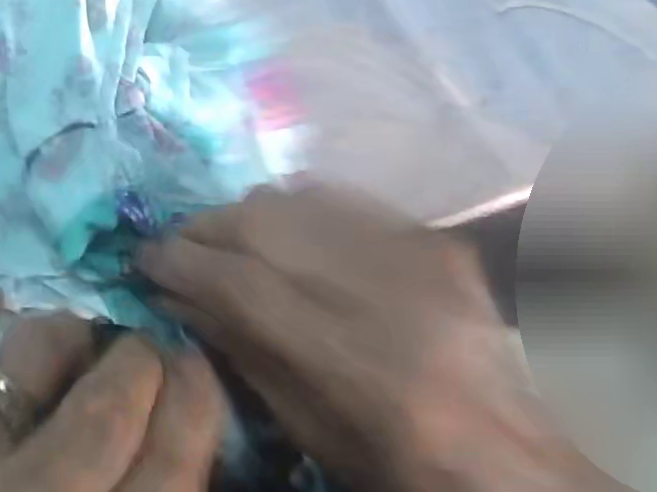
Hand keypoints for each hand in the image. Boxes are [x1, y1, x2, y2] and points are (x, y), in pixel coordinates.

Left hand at [0, 274, 226, 491]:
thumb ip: (150, 472)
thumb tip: (186, 403)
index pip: (166, 473)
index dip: (194, 408)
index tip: (195, 366)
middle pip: (102, 411)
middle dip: (138, 364)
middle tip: (142, 349)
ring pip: (30, 348)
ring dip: (67, 331)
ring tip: (78, 341)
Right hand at [138, 186, 616, 491]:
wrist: (513, 462)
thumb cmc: (392, 457)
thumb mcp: (303, 423)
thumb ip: (232, 345)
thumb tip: (167, 287)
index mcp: (352, 362)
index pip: (235, 281)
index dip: (175, 260)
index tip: (142, 258)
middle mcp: (382, 297)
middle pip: (257, 223)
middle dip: (200, 229)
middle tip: (178, 247)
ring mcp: (412, 259)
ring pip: (288, 199)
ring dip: (240, 215)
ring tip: (228, 240)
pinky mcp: (427, 240)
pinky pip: (331, 195)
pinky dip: (290, 204)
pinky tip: (283, 228)